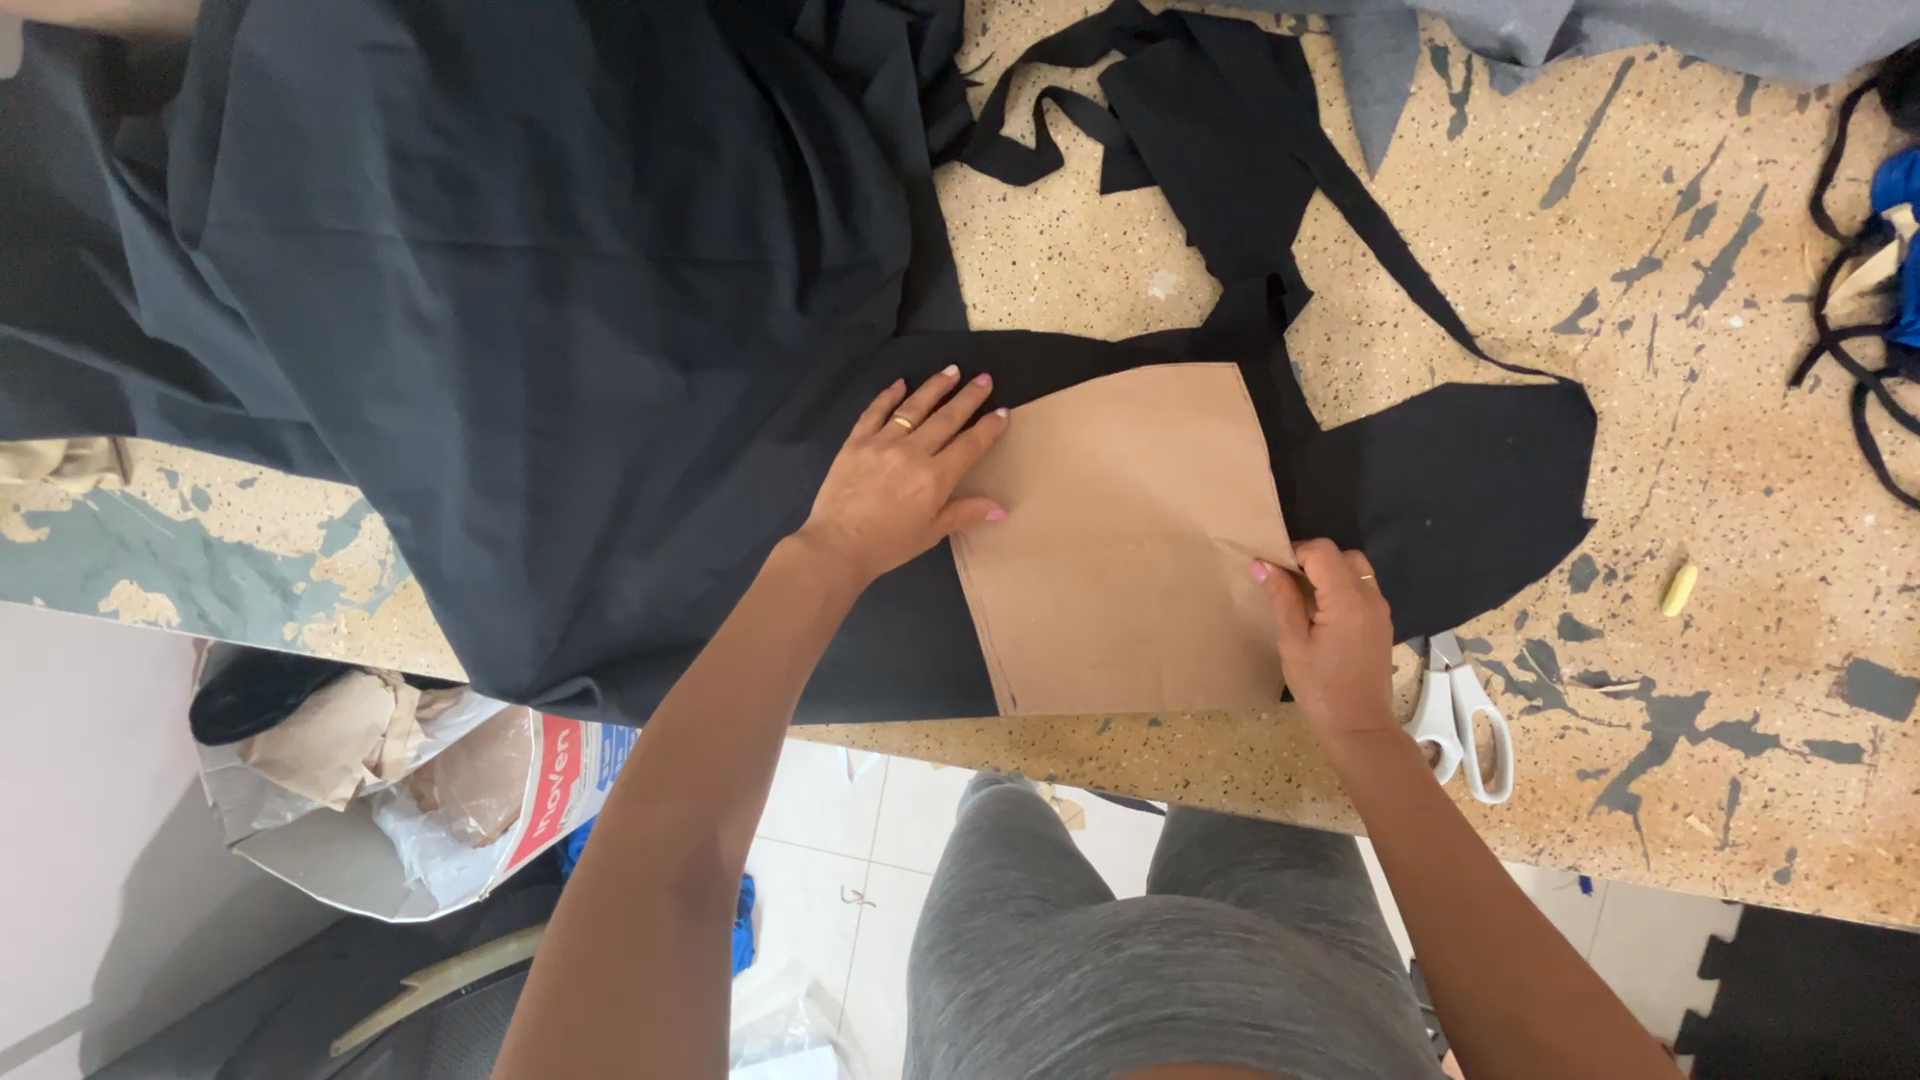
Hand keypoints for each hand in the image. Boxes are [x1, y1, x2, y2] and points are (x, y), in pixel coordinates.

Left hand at [794, 366, 1010, 584]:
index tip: (1004, 411)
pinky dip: (888, 396)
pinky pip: (875, 412)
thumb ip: (965, 513)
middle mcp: (913, 452)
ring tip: (951, 371)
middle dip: (968, 397)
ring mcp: (882, 443)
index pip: (970, 445)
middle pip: (947, 418)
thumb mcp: (931, 532)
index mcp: (935, 477)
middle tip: (983, 378)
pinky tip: (900, 383)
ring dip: (935, 387)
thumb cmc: (889, 545)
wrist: (838, 545)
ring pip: (914, 407)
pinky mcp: (856, 442)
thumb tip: (1001, 509)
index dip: (989, 428)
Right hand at [1252, 539, 1399, 744]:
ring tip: (1299, 596)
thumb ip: (1281, 598)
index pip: (1322, 551)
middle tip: (1285, 581)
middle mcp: (1370, 598)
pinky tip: (1318, 611)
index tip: (1271, 569)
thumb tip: (1263, 564)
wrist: (1359, 724)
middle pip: (1342, 555)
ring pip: (1355, 570)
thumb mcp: (1292, 642)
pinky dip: (1338, 587)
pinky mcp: (1381, 622)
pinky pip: (1360, 589)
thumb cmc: (1320, 687)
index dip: (1294, 552)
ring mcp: (1380, 610)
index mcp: (1348, 600)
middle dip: (1311, 559)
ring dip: (1326, 572)